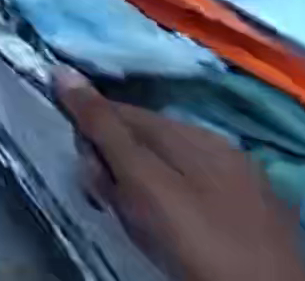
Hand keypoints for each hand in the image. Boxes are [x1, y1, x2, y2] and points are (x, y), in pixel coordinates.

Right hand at [56, 68, 304, 280]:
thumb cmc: (194, 234)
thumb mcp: (139, 176)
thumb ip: (100, 123)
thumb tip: (61, 70)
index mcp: (199, 136)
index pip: (116, 111)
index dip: (88, 134)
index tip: (85, 165)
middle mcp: (222, 153)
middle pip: (135, 142)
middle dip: (110, 166)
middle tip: (109, 196)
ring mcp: (238, 189)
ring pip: (155, 171)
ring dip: (131, 190)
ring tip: (135, 217)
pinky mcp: (243, 220)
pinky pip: (181, 196)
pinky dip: (161, 208)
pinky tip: (162, 229)